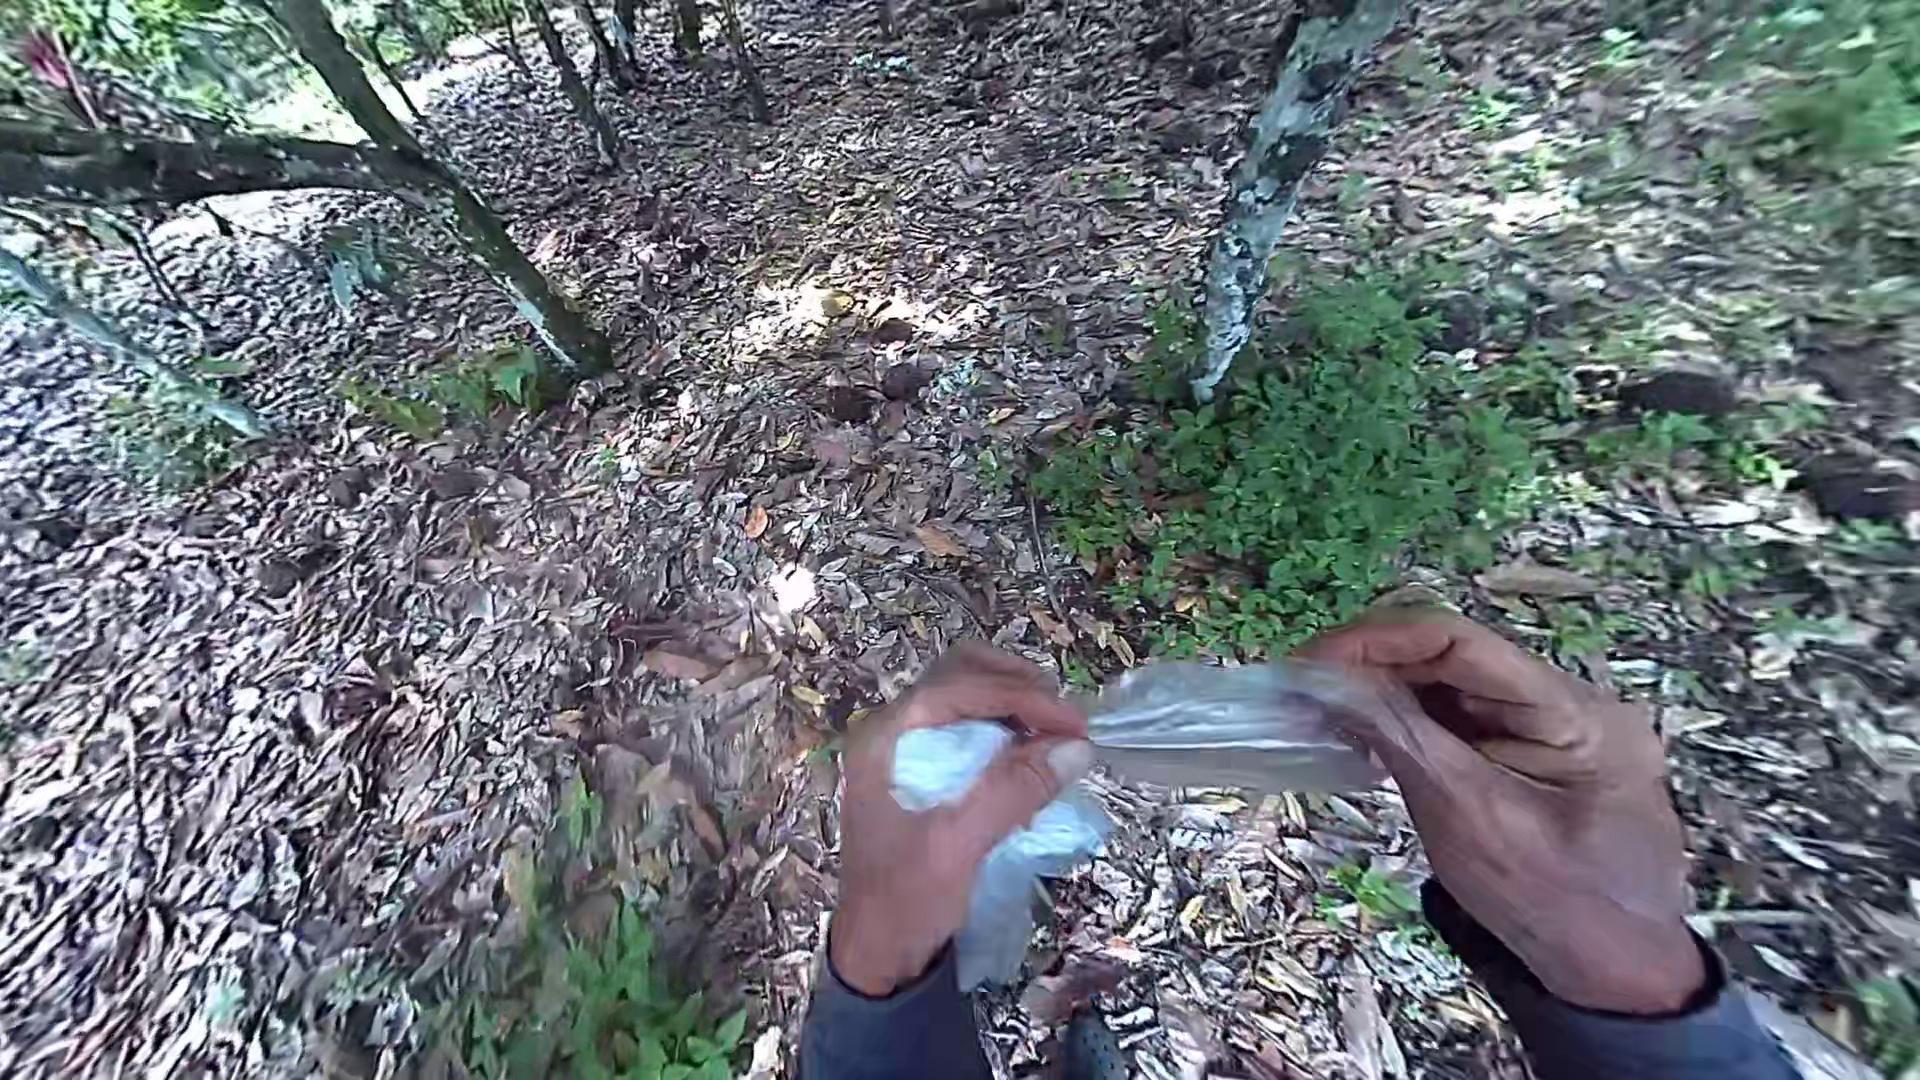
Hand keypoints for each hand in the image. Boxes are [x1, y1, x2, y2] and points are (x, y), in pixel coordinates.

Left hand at [830, 642, 1094, 995]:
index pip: (959, 689)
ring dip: (1013, 697)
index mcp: (886, 736)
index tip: (1073, 723)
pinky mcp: (924, 760)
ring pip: (966, 689)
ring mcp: (907, 740)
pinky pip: (969, 719)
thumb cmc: (905, 902)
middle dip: (1017, 685)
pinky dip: (1005, 721)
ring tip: (1052, 728)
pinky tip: (1030, 746)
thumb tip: (1075, 748)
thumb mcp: (957, 849)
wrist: (876, 952)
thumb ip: (1012, 792)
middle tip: (1063, 719)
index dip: (1021, 697)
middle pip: (960, 673)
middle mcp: (893, 726)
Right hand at [1299, 611, 1704, 1013]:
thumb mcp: (1466, 812)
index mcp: (1571, 711)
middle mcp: (1555, 696)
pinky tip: (1348, 726)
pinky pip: (1432, 703)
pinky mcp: (1503, 733)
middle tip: (1299, 686)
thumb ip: (1397, 733)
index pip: (1456, 641)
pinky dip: (1382, 709)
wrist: (1607, 969)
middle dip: (1362, 662)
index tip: (1310, 661)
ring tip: (1313, 707)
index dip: (1375, 639)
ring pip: (1428, 673)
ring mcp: (1529, 714)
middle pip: (1438, 650)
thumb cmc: (1548, 899)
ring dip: (1365, 685)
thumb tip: (1324, 677)